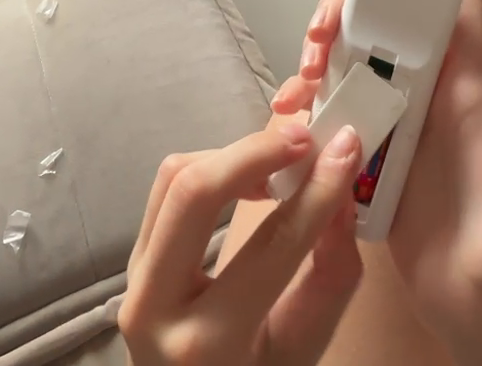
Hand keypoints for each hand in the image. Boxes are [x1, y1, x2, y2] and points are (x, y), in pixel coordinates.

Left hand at [120, 121, 366, 364]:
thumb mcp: (301, 351)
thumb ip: (329, 277)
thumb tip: (344, 195)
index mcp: (204, 346)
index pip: (269, 249)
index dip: (315, 193)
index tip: (346, 149)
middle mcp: (153, 304)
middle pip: (192, 192)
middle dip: (253, 152)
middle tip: (305, 137)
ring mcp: (134, 274)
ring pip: (174, 176)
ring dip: (233, 155)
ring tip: (284, 160)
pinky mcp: (137, 251)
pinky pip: (169, 187)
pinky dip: (215, 165)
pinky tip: (254, 178)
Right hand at [272, 0, 481, 361]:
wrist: (475, 306)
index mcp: (468, 86)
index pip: (455, 2)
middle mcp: (430, 88)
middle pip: (382, 16)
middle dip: (341, 17)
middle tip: (315, 50)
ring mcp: (394, 113)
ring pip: (348, 54)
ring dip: (315, 56)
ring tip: (297, 94)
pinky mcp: (365, 140)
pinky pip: (329, 99)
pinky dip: (304, 98)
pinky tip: (286, 118)